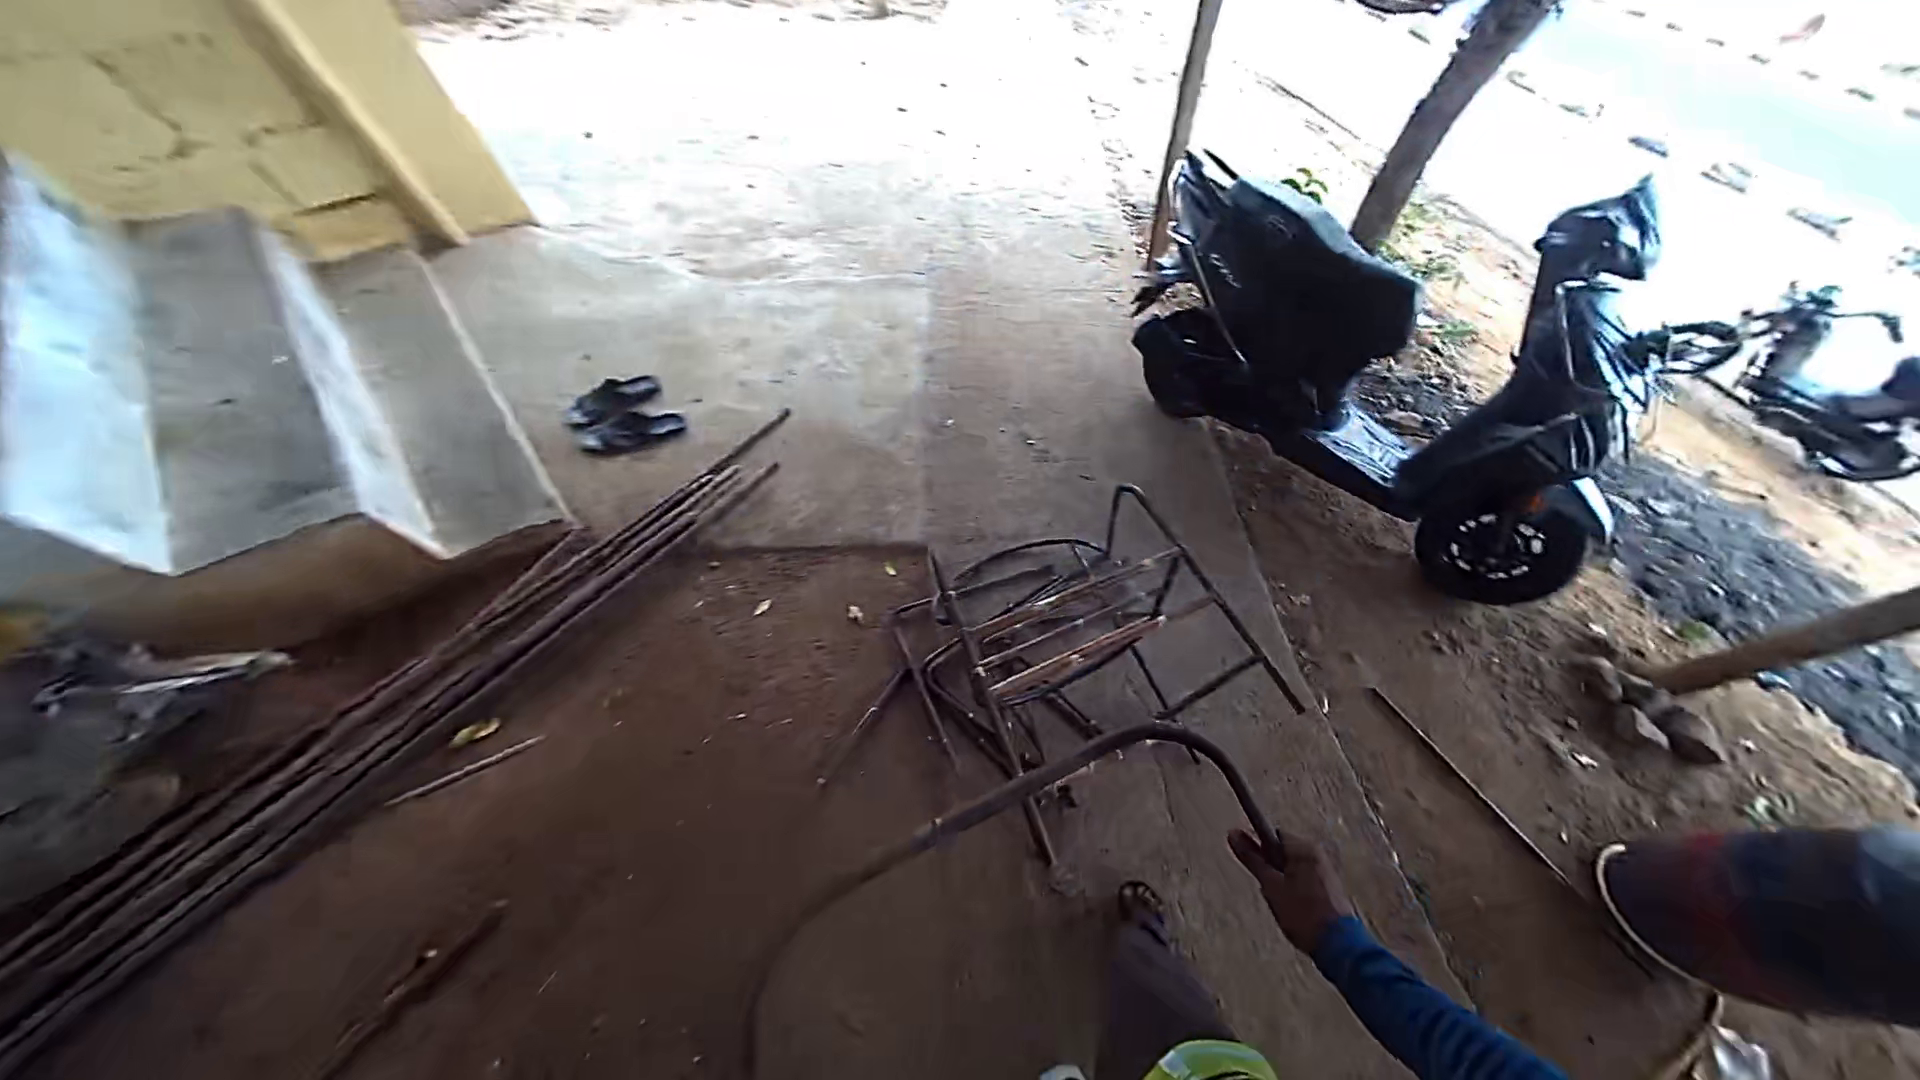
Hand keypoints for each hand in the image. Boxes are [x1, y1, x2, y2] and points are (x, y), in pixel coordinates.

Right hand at [1228, 828, 1352, 953]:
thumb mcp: (1270, 885)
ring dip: (1282, 881)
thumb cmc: (1302, 912)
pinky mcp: (1331, 891)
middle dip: (1270, 868)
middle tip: (1268, 887)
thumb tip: (1232, 833)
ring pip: (1291, 869)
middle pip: (1281, 852)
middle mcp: (1317, 855)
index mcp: (1303, 848)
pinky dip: (1295, 891)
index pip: (1271, 834)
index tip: (1252, 863)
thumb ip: (1251, 858)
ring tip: (1281, 903)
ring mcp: (1326, 873)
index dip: (1258, 847)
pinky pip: (1303, 881)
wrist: (1341, 949)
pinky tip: (1294, 910)